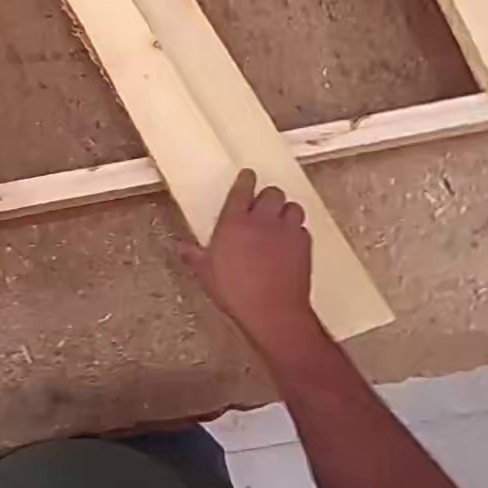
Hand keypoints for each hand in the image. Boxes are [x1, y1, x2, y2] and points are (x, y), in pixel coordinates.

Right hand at [181, 169, 328, 359]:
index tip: (247, 176)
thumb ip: (194, 255)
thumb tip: (183, 248)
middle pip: (272, 193)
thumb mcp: (206, 273)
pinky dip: (297, 231)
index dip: (246, 179)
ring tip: (279, 221)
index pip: (242, 189)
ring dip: (286, 210)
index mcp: (234, 222)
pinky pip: (303, 229)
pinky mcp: (305, 245)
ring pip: (292, 206)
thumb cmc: (235, 291)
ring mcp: (286, 231)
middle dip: (268, 197)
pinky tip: (289, 243)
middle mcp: (262, 220)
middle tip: (262, 206)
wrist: (272, 312)